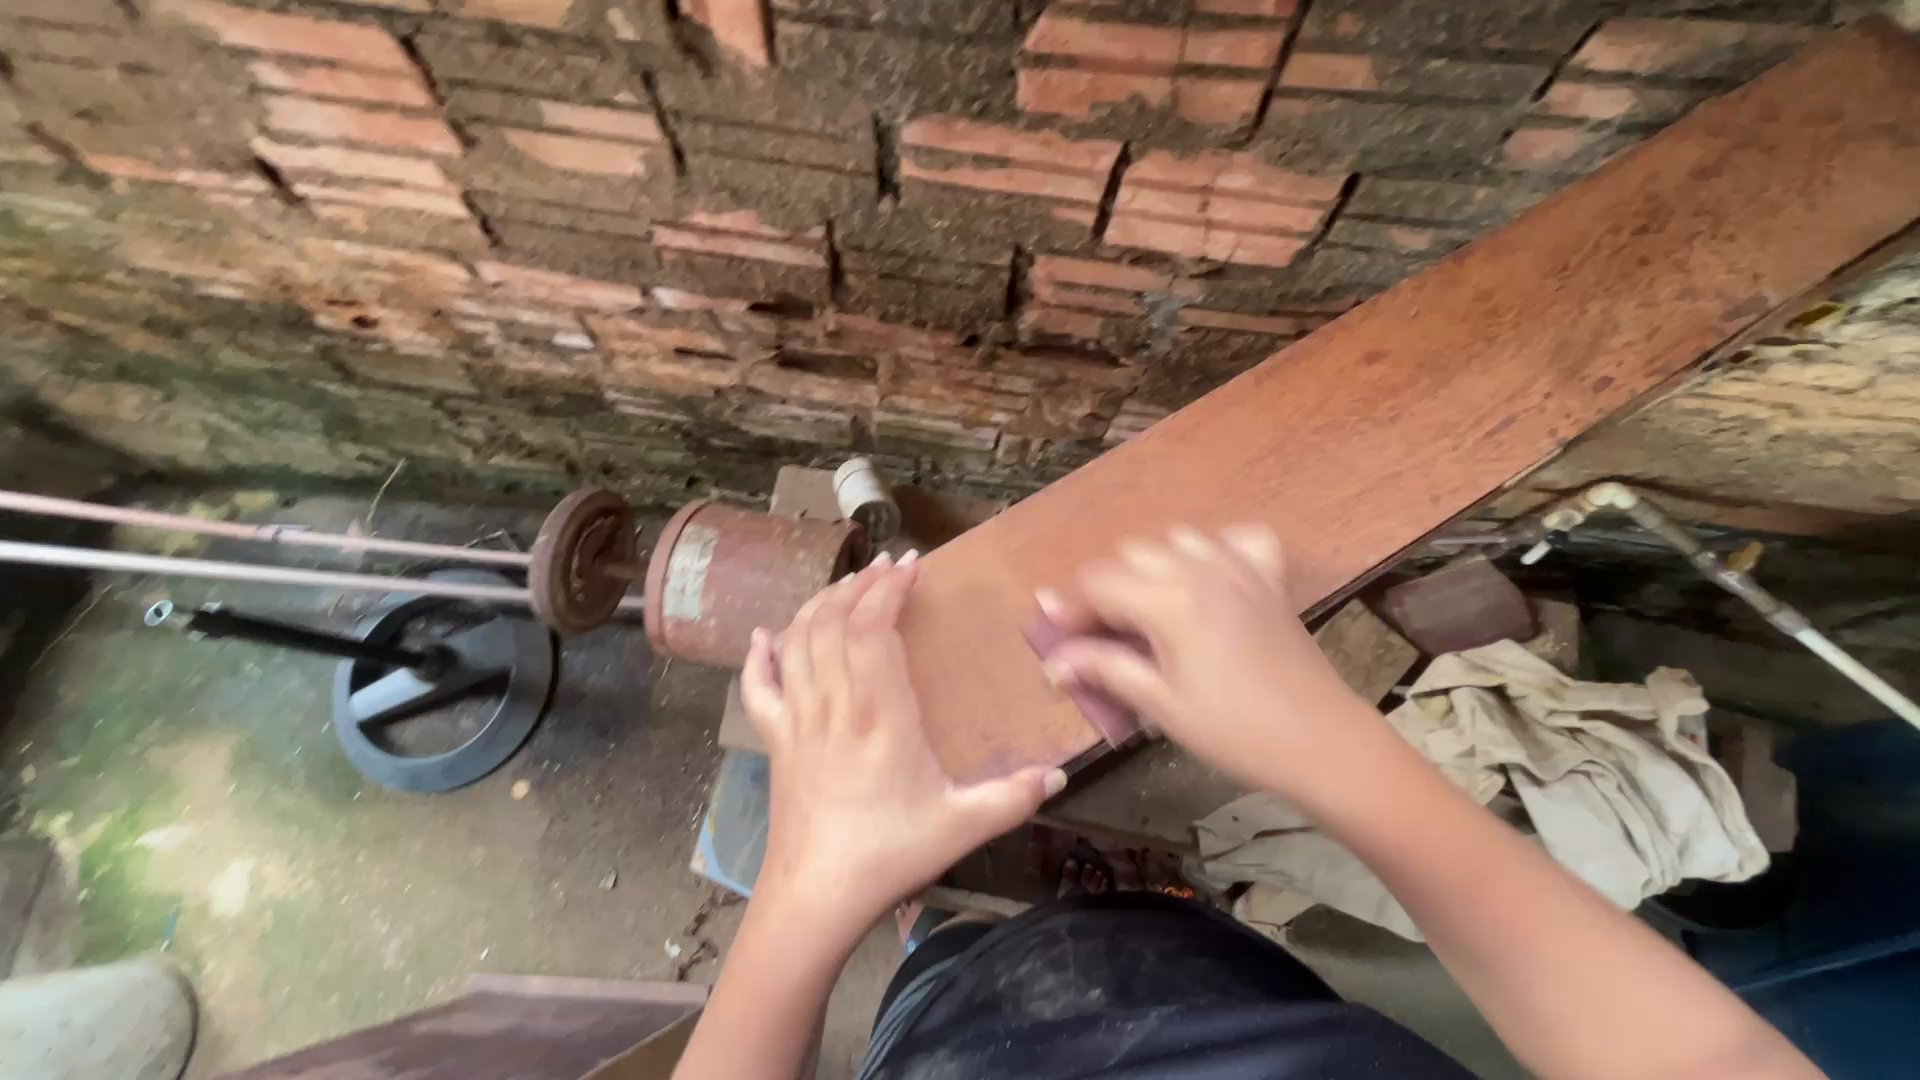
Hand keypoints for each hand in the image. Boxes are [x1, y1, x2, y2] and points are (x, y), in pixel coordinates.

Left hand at [741, 551, 1065, 935]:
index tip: (909, 566)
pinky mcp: (775, 740)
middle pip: (831, 622)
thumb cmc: (888, 855)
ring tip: (844, 587)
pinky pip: (758, 686)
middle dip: (858, 585)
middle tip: (884, 567)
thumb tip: (1060, 776)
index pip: (871, 629)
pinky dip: (758, 654)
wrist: (815, 897)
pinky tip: (763, 636)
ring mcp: (796, 719)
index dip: (887, 590)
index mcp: (878, 714)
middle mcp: (832, 703)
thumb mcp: (961, 826)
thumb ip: (1012, 798)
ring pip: (797, 641)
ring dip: (818, 605)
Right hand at [1038, 525, 1385, 800]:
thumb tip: (1056, 661)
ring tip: (1148, 610)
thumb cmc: (1234, 731)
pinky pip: (1234, 539)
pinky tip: (1206, 579)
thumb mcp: (1161, 704)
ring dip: (1151, 566)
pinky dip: (1212, 549)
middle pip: (1131, 554)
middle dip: (1107, 587)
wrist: (1322, 742)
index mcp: (1168, 601)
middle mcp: (1200, 570)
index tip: (1056, 634)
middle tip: (1104, 635)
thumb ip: (1105, 670)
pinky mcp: (1268, 578)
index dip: (1071, 608)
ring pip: (1174, 539)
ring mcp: (1239, 568)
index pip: (1099, 584)